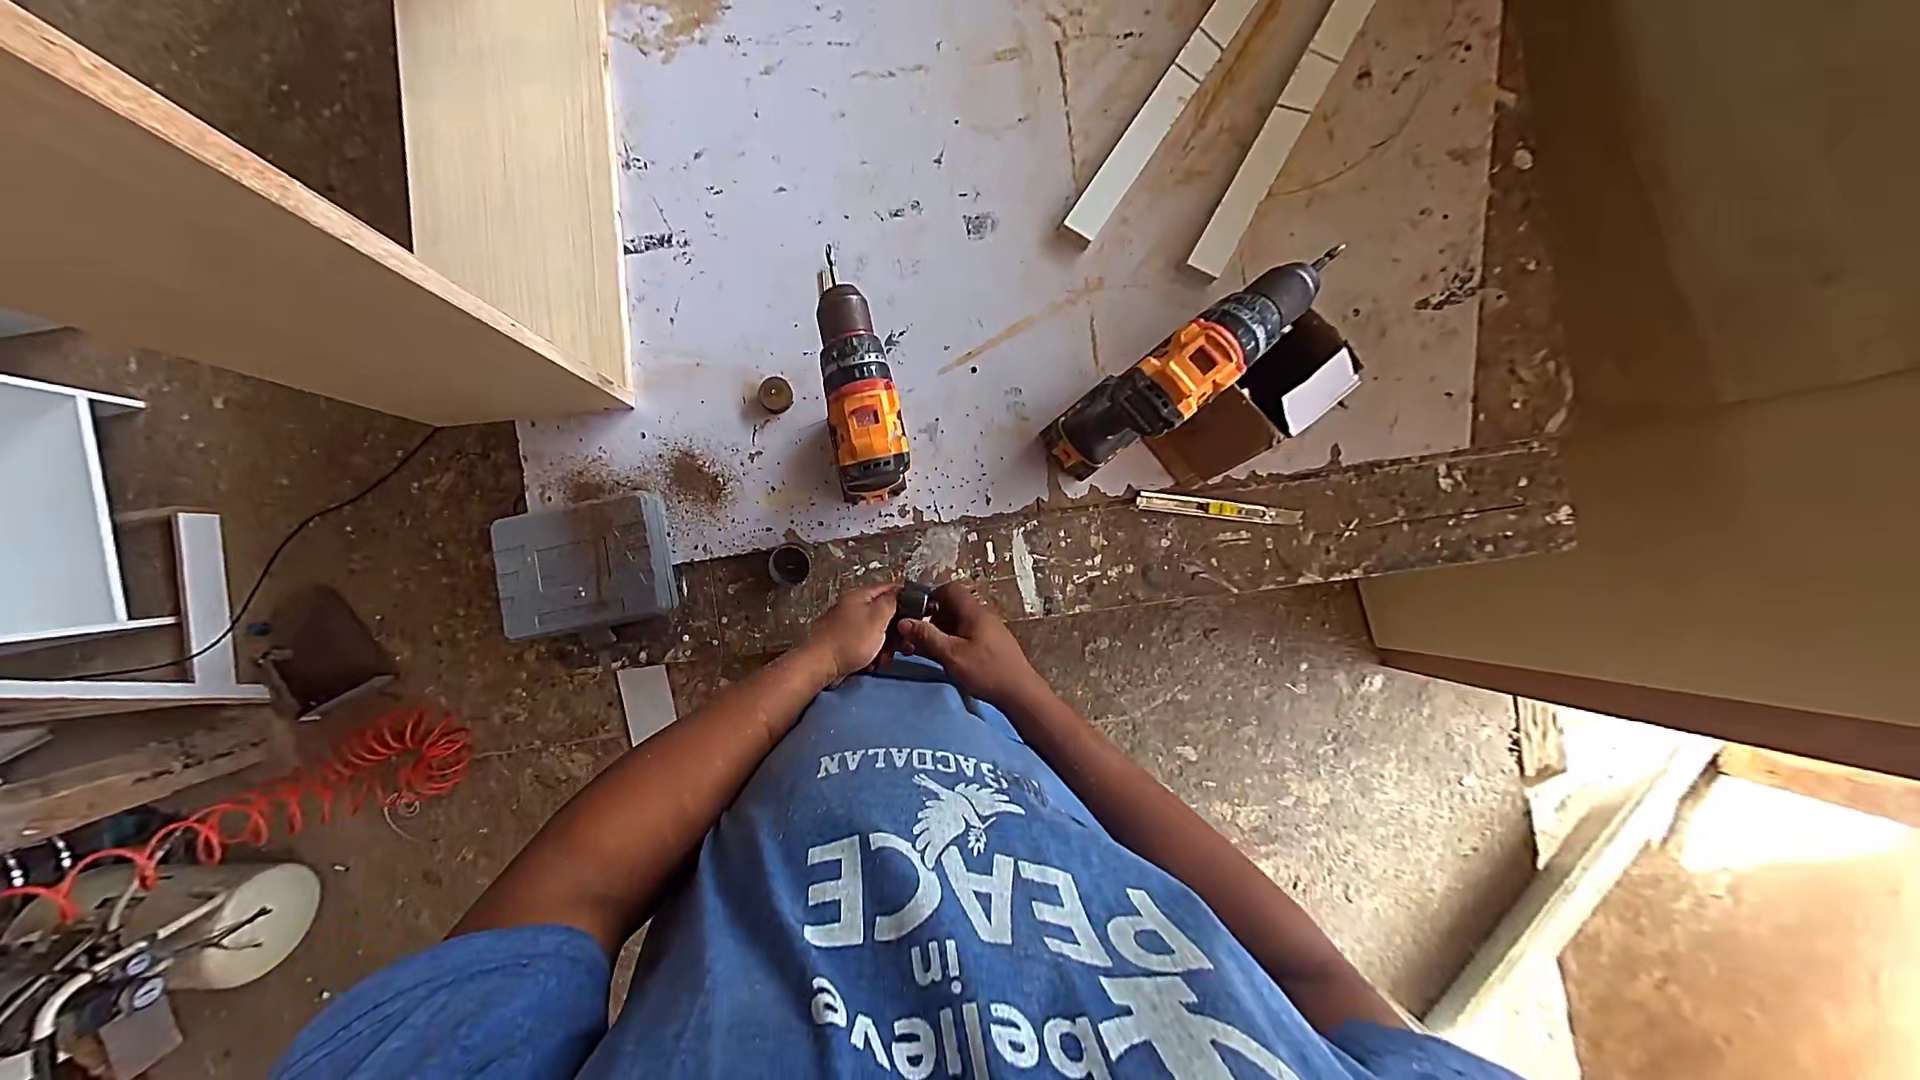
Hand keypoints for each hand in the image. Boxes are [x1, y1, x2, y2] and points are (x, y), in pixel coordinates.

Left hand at [804, 583, 901, 679]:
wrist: (821, 666)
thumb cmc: (850, 640)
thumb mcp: (878, 617)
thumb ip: (892, 601)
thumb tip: (901, 593)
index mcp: (860, 596)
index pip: (890, 588)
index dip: (906, 597)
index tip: (919, 611)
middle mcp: (854, 608)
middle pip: (885, 613)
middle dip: (896, 630)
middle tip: (902, 643)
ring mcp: (849, 627)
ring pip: (878, 632)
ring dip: (885, 646)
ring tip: (883, 657)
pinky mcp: (845, 644)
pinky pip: (867, 645)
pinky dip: (872, 654)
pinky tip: (871, 664)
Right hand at [895, 582, 1048, 706]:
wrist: (1020, 692)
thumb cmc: (986, 671)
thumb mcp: (951, 654)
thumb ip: (927, 636)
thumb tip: (904, 621)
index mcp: (973, 612)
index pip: (949, 589)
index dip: (930, 598)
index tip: (916, 615)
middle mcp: (982, 616)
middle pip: (952, 607)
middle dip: (932, 619)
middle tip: (918, 638)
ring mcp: (989, 630)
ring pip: (959, 622)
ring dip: (942, 633)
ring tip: (929, 650)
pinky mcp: (992, 644)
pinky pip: (968, 635)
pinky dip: (954, 642)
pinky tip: (948, 659)